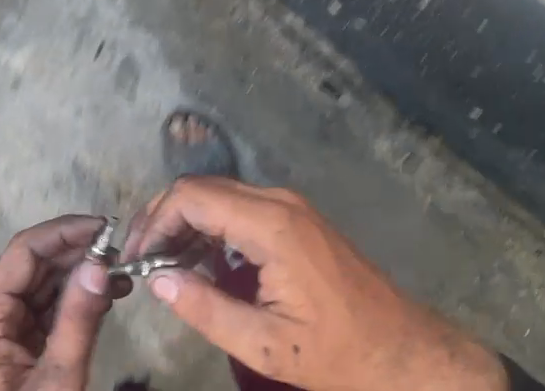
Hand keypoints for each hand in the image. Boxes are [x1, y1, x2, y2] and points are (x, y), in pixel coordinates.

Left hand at [0, 215, 117, 390]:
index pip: (25, 251)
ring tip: (124, 275)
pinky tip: (109, 297)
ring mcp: (3, 329)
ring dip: (82, 276)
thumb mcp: (56, 379)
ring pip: (44, 285)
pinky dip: (77, 301)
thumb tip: (100, 263)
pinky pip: (48, 310)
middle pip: (35, 264)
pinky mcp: (18, 347)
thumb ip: (78, 319)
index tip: (108, 228)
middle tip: (123, 253)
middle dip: (79, 254)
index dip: (65, 232)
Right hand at [124, 177, 507, 390]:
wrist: (409, 355)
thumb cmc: (339, 353)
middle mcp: (277, 201)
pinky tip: (200, 261)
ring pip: (219, 195)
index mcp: (269, 225)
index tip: (135, 257)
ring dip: (186, 222)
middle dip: (164, 218)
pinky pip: (239, 207)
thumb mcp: (265, 343)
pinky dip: (211, 225)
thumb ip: (205, 308)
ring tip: (163, 264)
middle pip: (202, 189)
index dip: (155, 221)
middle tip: (140, 259)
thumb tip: (156, 280)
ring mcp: (290, 206)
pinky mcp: (296, 218)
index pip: (192, 197)